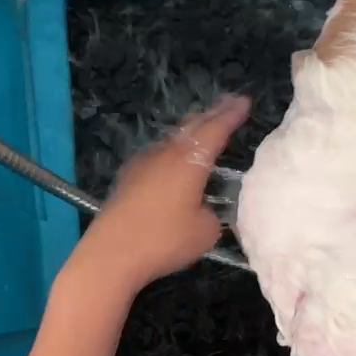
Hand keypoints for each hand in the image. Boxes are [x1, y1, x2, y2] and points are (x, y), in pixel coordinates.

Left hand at [65, 95, 248, 296]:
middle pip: (190, 127)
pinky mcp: (127, 179)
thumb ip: (212, 215)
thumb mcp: (205, 232)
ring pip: (171, 140)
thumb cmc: (164, 240)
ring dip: (189, 132)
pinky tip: (173, 161)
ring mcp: (142, 165)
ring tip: (202, 128)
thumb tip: (203, 209)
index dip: (232, 115)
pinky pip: (157, 156)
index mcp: (189, 161)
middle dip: (211, 114)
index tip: (244, 101)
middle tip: (227, 104)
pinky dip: (172, 152)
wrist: (112, 253)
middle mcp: (165, 154)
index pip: (215, 129)